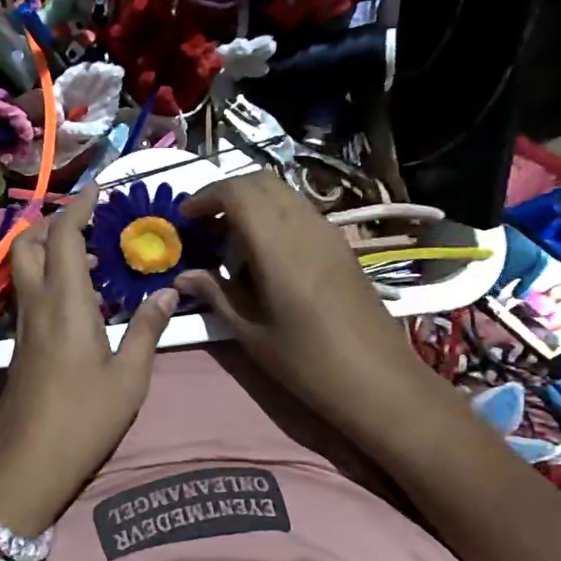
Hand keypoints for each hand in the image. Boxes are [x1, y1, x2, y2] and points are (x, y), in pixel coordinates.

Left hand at [0, 186, 176, 502]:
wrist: (26, 467)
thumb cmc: (83, 420)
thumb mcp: (129, 378)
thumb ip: (148, 329)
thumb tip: (168, 292)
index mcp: (65, 304)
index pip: (63, 237)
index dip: (79, 207)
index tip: (100, 190)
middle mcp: (37, 305)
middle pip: (29, 244)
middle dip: (54, 222)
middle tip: (91, 224)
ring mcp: (23, 325)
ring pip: (24, 267)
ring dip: (50, 249)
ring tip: (92, 258)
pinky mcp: (20, 344)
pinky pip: (29, 292)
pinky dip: (48, 276)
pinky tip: (80, 298)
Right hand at [173, 172, 432, 429]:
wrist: (378, 379)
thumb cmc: (307, 362)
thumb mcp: (251, 332)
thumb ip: (216, 294)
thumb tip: (182, 277)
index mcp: (278, 245)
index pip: (237, 192)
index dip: (206, 196)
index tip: (185, 218)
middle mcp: (305, 226)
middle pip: (261, 182)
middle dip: (227, 194)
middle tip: (205, 224)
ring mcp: (328, 232)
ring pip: (283, 193)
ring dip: (252, 203)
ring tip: (230, 239)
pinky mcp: (341, 245)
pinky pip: (301, 211)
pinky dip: (274, 215)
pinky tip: (264, 253)